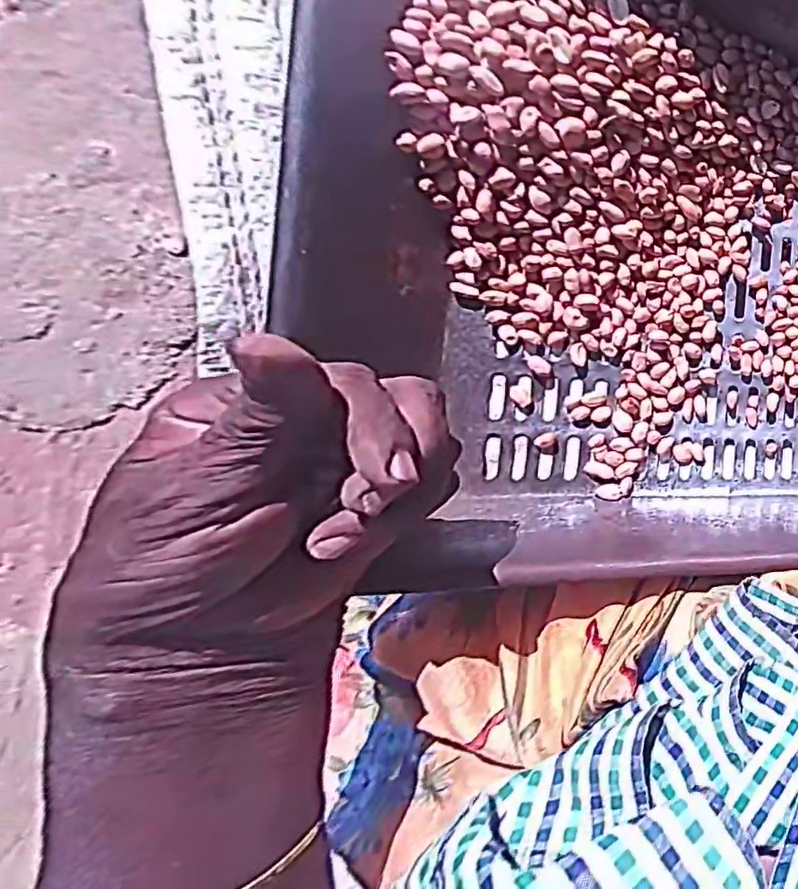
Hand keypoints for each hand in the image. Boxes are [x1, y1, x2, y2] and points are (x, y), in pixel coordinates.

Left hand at [47, 334, 458, 702]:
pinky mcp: (389, 491)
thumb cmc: (166, 568)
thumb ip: (259, 415)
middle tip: (377, 501)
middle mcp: (315, 418)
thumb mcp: (200, 486)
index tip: (380, 476)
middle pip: (408, 400)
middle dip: (399, 456)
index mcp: (256, 400)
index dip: (375, 423)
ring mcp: (357, 453)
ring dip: (404, 494)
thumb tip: (269, 345)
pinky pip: (439, 480)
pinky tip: (354, 540)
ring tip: (347, 532)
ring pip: (433, 439)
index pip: (347, 380)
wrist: (204, 646)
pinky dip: (410, 515)